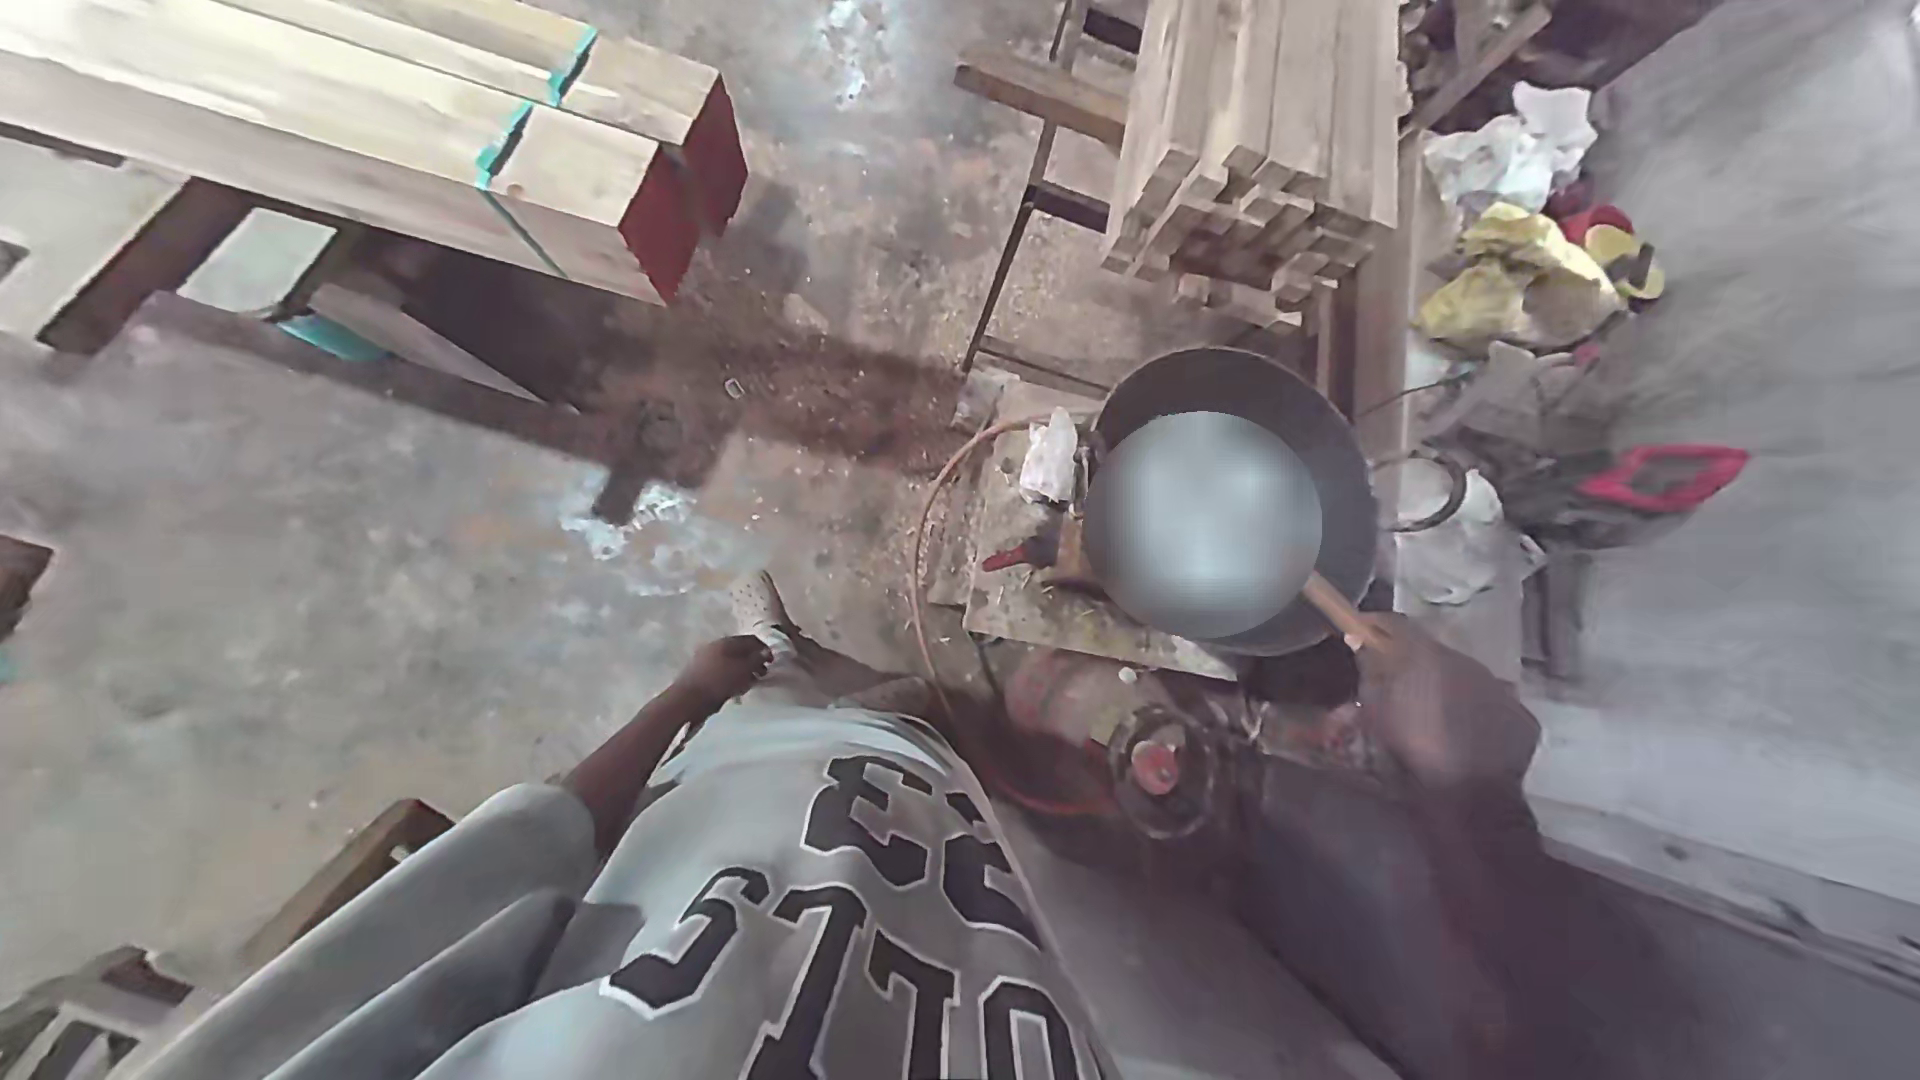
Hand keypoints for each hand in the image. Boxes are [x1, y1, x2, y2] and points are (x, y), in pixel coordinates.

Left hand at [673, 635, 772, 707]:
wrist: (687, 700)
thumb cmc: (718, 682)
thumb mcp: (743, 670)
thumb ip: (757, 659)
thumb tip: (766, 651)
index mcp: (726, 642)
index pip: (751, 640)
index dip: (764, 649)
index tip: (772, 662)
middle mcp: (715, 647)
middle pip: (741, 651)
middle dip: (754, 661)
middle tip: (763, 674)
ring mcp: (706, 660)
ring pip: (731, 662)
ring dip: (744, 671)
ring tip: (750, 683)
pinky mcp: (700, 674)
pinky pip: (722, 672)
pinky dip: (732, 678)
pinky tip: (736, 689)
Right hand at [1351, 615, 1539, 790]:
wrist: (1467, 798)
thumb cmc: (1408, 749)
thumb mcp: (1372, 707)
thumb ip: (1369, 668)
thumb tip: (1362, 640)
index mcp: (1426, 657)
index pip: (1397, 624)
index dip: (1375, 624)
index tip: (1360, 630)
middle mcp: (1467, 662)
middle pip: (1430, 650)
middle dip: (1409, 658)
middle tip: (1391, 677)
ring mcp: (1499, 688)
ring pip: (1462, 674)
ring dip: (1441, 682)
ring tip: (1426, 707)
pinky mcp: (1521, 716)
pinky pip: (1488, 701)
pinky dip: (1470, 707)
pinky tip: (1459, 728)